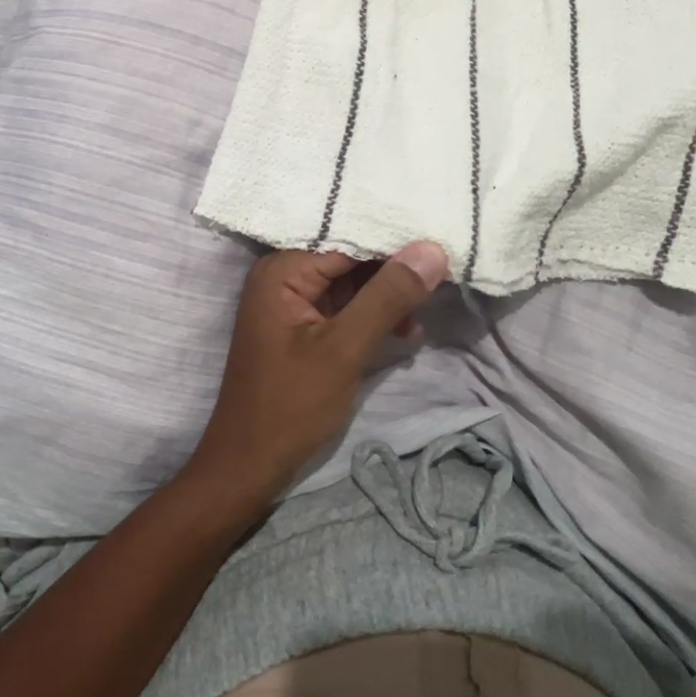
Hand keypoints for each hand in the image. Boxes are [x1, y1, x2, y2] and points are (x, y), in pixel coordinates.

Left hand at [181, 241, 448, 508]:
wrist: (249, 462)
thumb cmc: (290, 404)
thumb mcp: (344, 349)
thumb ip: (387, 297)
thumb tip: (431, 249)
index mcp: (282, 269)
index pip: (346, 233)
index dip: (393, 236)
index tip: (441, 238)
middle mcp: (283, 274)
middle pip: (349, 254)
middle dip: (395, 265)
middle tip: (446, 268)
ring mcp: (291, 300)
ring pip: (351, 281)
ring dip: (388, 294)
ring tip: (428, 308)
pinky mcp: (303, 325)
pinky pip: (345, 305)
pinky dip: (374, 315)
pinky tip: (407, 331)